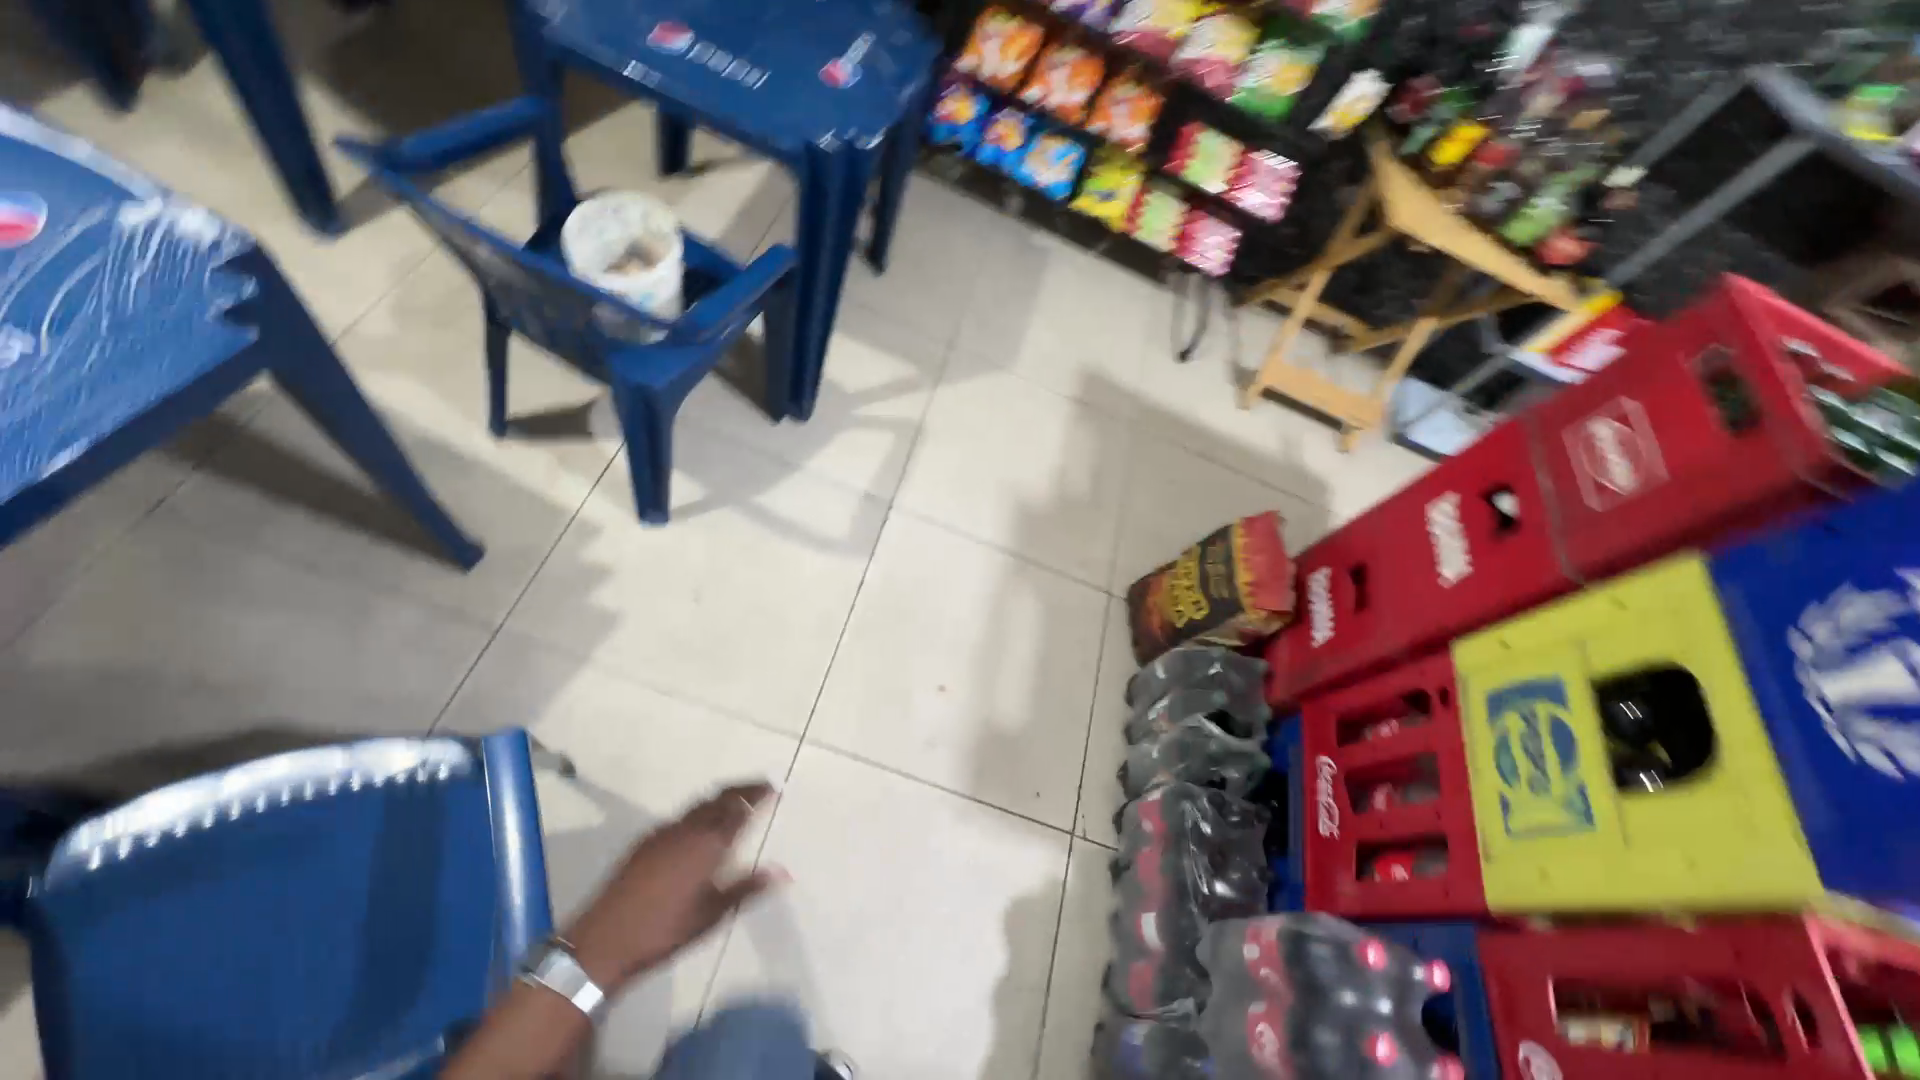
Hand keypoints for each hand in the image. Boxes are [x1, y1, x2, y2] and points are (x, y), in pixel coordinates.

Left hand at [565, 782, 782, 989]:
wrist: (604, 942)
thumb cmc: (665, 931)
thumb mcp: (713, 914)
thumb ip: (749, 888)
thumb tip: (785, 872)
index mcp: (707, 845)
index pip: (739, 808)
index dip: (758, 795)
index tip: (773, 787)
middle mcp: (686, 830)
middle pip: (718, 798)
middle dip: (741, 790)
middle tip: (759, 787)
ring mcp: (661, 834)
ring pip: (697, 806)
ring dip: (718, 800)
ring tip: (733, 804)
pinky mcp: (644, 843)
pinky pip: (679, 818)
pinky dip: (697, 814)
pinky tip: (696, 831)